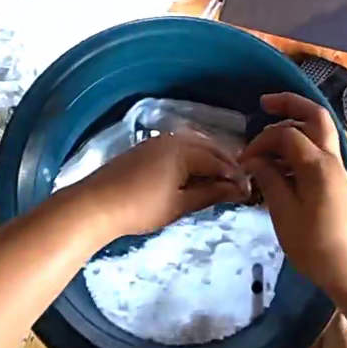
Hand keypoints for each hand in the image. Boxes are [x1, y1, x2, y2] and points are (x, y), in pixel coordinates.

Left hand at [54, 132, 249, 237]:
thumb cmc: (141, 207)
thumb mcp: (180, 204)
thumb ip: (210, 194)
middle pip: (207, 146)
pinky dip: (192, 155)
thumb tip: (237, 189)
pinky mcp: (145, 148)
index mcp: (183, 151)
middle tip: (239, 182)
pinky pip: (177, 145)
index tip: (249, 189)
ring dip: (209, 156)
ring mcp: (156, 141)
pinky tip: (194, 170)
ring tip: (219, 177)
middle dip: (225, 162)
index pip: (218, 160)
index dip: (235, 174)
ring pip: (192, 143)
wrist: (97, 203)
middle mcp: (172, 139)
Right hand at [239, 93, 346, 302]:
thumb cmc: (318, 247)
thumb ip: (269, 179)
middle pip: (315, 116)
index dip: (260, 142)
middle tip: (263, 103)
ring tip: (266, 138)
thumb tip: (255, 160)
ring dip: (293, 126)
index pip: (286, 134)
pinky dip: (298, 146)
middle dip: (290, 104)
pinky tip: (279, 163)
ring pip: (318, 132)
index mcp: (318, 165)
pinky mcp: (336, 184)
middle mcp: (331, 160)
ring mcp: (337, 171)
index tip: (242, 162)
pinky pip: (317, 151)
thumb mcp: (285, 213)